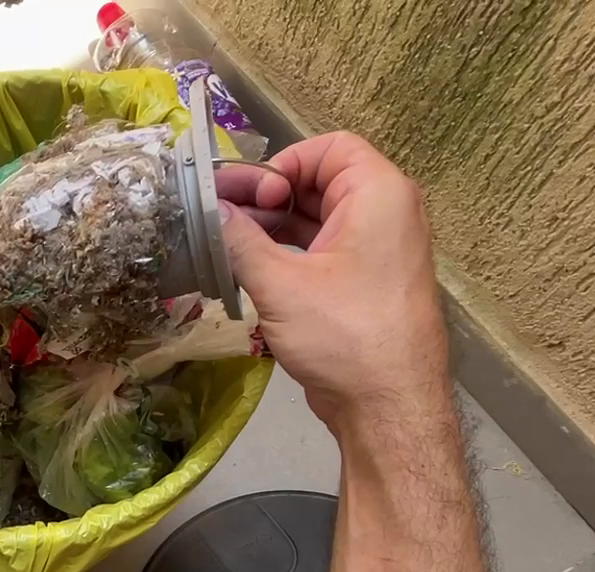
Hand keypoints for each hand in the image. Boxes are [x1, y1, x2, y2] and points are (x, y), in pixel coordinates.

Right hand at [214, 133, 447, 427]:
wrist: (385, 400)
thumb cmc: (342, 333)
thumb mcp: (280, 284)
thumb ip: (240, 242)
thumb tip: (209, 212)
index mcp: (377, 194)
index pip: (328, 148)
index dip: (280, 165)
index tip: (245, 201)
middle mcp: (382, 213)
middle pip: (318, 183)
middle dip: (266, 199)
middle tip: (219, 222)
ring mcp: (371, 250)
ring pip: (314, 221)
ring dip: (269, 230)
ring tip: (225, 249)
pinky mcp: (358, 283)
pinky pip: (317, 252)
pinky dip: (283, 255)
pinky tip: (248, 272)